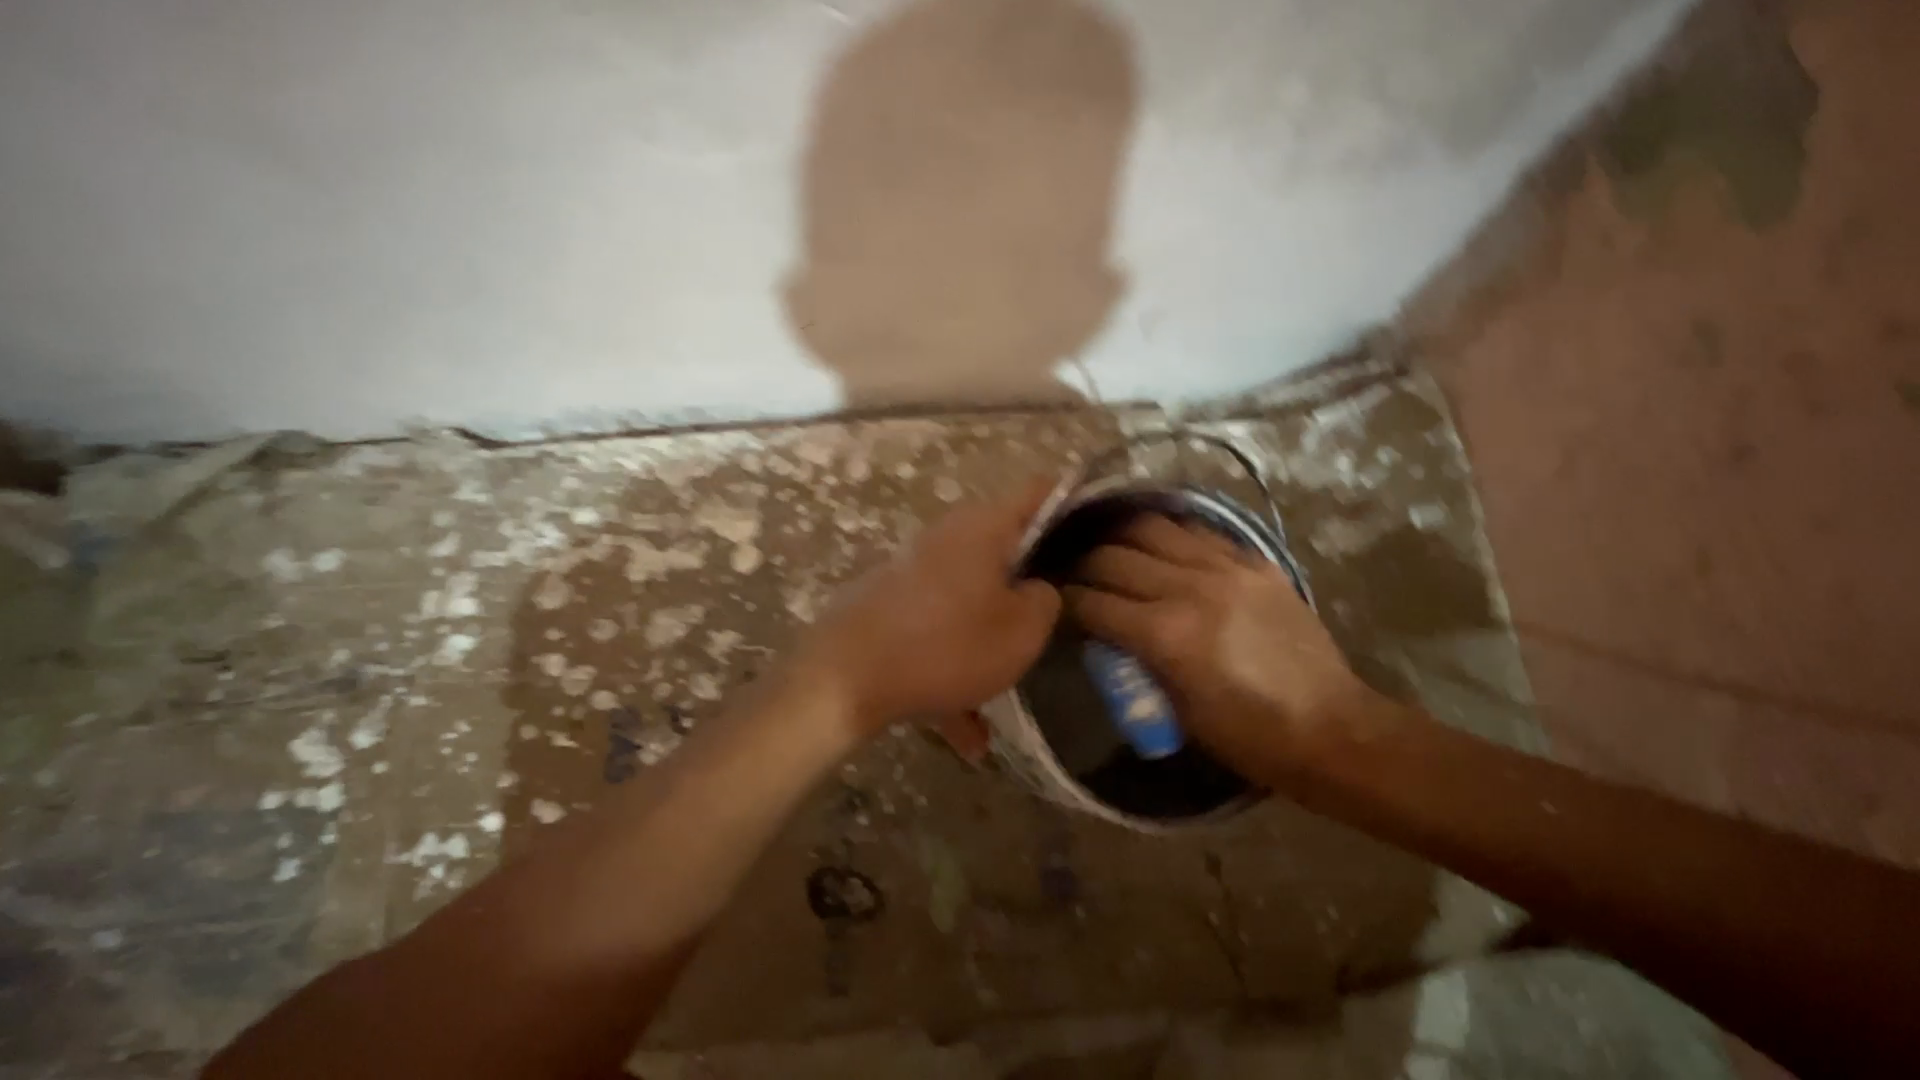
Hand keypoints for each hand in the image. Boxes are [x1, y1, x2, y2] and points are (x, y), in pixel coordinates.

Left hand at [796, 481, 1061, 735]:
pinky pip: (936, 634)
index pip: (1041, 492)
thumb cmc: (946, 647)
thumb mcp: (1021, 631)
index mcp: (984, 527)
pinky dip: (953, 673)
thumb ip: (1045, 600)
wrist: (843, 679)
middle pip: (1004, 550)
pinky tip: (966, 735)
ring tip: (1002, 696)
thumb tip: (1038, 588)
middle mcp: (947, 537)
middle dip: (1029, 585)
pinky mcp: (889, 607)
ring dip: (987, 645)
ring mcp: (913, 571)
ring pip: (969, 602)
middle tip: (1056, 616)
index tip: (1099, 533)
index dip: (1074, 505)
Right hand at [1064, 514, 1372, 766]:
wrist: (1331, 729)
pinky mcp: (1256, 562)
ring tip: (1111, 550)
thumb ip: (1135, 663)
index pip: (1093, 601)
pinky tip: (1160, 547)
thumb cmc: (1248, 737)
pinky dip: (1169, 536)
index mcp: (1167, 633)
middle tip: (1075, 578)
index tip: (1053, 604)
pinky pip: (1198, 532)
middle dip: (1084, 567)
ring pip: (1153, 528)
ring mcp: (1228, 568)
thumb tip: (1104, 634)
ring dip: (1121, 538)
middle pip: (1114, 556)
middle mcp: (1192, 587)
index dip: (1065, 602)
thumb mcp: (1176, 711)